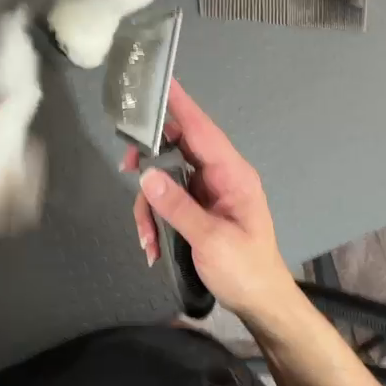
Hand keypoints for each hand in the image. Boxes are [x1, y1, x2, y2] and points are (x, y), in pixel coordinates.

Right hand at [124, 81, 298, 319]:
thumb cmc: (245, 270)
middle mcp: (220, 177)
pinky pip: (167, 203)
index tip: (158, 82)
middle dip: (149, 162)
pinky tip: (152, 247)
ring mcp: (208, 194)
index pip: (202, 130)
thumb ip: (178, 207)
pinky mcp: (198, 212)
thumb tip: (147, 175)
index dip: (179, 105)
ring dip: (150, 208)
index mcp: (232, 175)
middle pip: (177, 150)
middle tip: (124, 169)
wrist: (261, 303)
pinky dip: (155, 222)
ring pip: (165, 181)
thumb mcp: (211, 240)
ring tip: (147, 239)